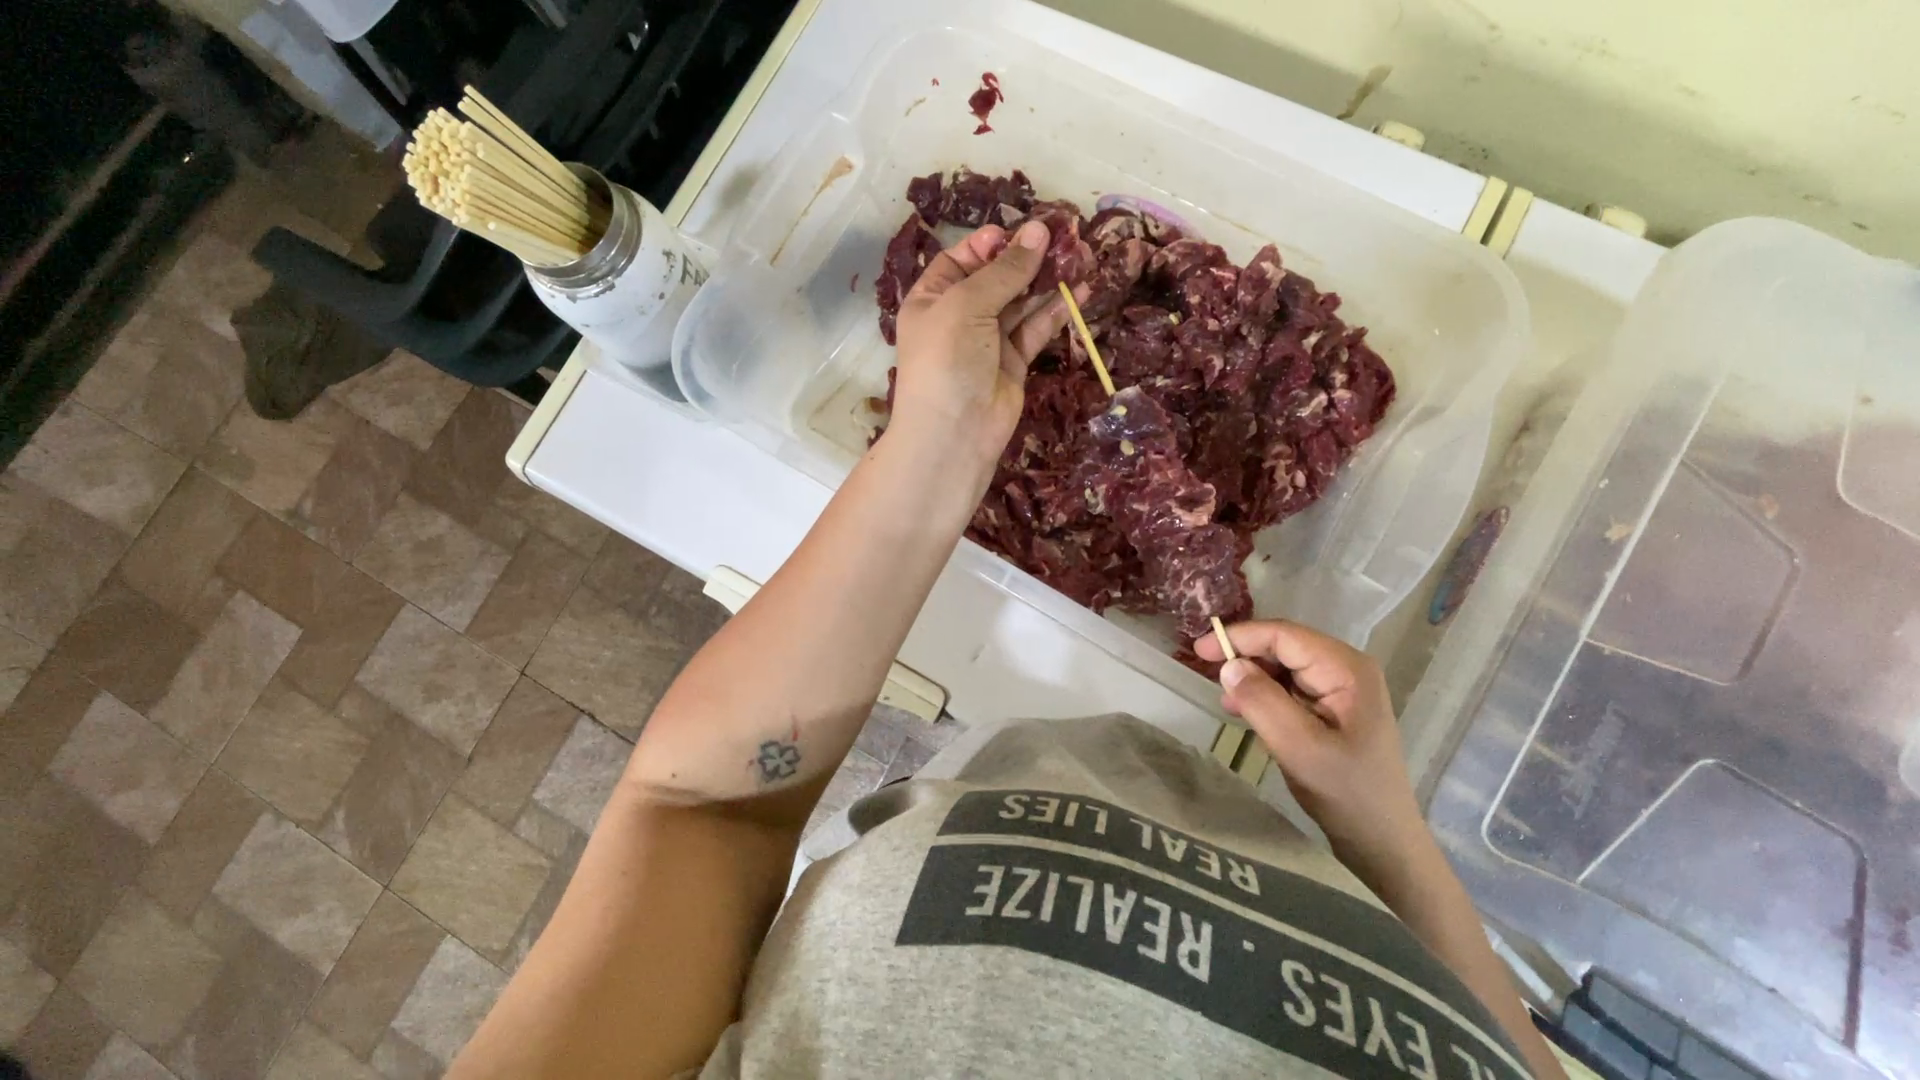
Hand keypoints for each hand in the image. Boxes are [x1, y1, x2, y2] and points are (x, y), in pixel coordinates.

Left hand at [888, 220, 1075, 465]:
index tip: (1023, 232)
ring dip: (1048, 281)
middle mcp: (958, 316)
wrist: (953, 433)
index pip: (961, 259)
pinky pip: (1035, 329)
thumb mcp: (968, 305)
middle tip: (1066, 237)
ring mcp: (987, 340)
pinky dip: (1056, 310)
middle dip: (1028, 258)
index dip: (991, 244)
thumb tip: (1039, 230)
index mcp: (932, 298)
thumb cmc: (947, 359)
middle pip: (996, 277)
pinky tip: (1080, 291)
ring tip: (1082, 256)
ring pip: (1021, 301)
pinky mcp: (1013, 362)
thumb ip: (1005, 270)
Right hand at [1195, 620, 1427, 861]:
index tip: (1199, 651)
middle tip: (1205, 672)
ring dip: (1252, 677)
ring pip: (1284, 667)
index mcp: (1347, 669)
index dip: (1240, 637)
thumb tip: (1228, 666)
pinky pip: (1290, 689)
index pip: (1285, 636)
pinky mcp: (1332, 710)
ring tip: (1224, 697)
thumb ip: (1262, 702)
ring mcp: (1341, 690)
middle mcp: (1346, 670)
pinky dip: (1263, 694)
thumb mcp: (1299, 747)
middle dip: (1245, 655)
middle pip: (1284, 647)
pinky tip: (1243, 711)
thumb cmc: (1346, 792)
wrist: (1381, 840)